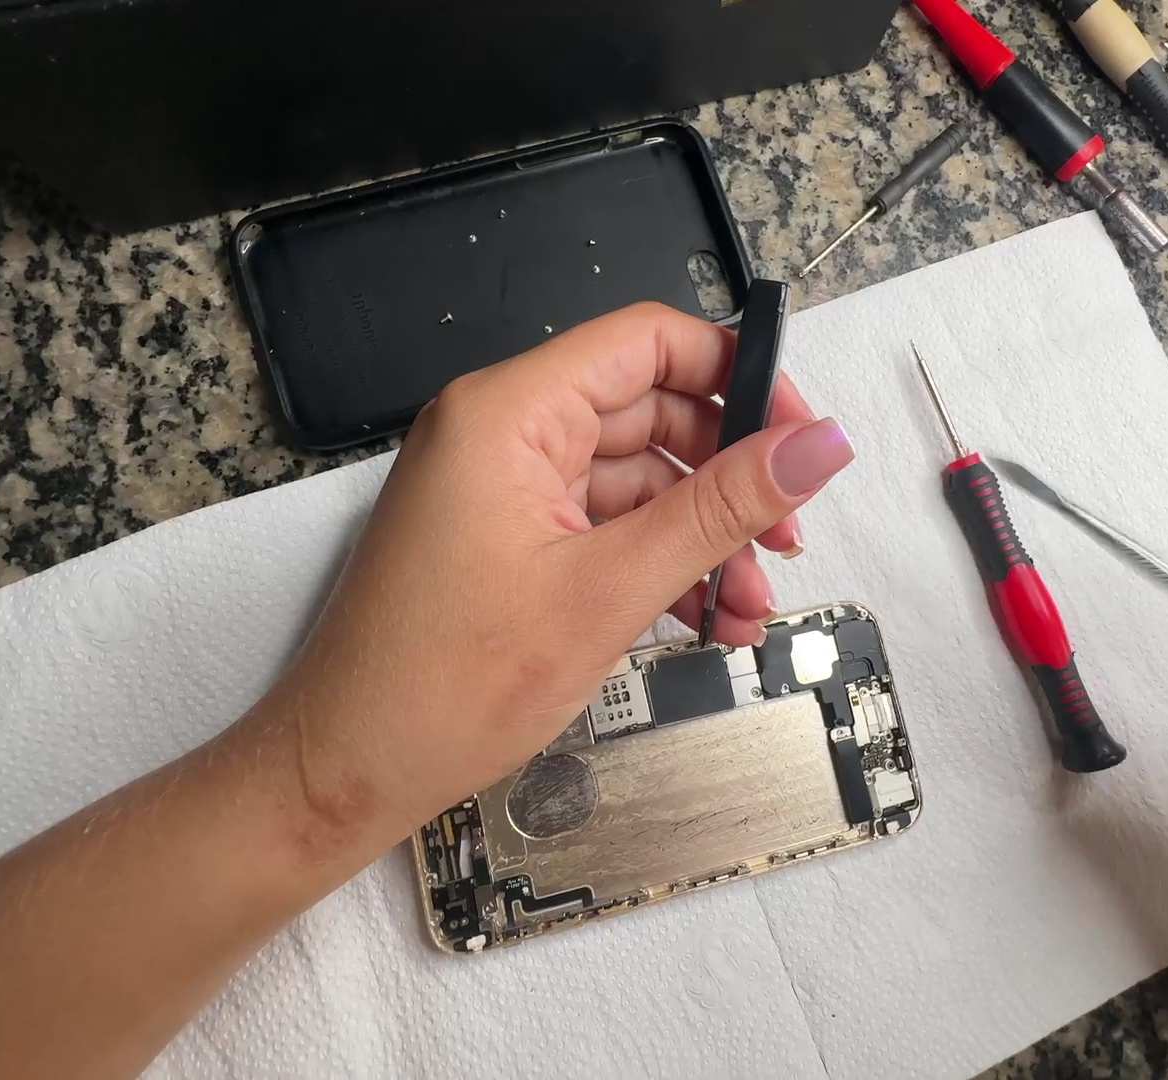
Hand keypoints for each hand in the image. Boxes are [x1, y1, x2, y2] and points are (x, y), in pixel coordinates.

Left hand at [255, 302, 854, 845]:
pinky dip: (657, 565)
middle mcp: (503, 432)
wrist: (349, 773)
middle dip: (727, 480)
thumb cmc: (451, 686)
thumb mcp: (609, 590)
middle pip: (650, 415)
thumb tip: (818, 445)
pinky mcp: (510, 536)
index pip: (647, 343)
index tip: (796, 435)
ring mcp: (505, 487)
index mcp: (509, 411)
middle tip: (784, 541)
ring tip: (748, 606)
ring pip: (635, 483)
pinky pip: (604, 527)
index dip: (734, 373)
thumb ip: (720, 510)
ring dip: (699, 538)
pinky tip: (703, 618)